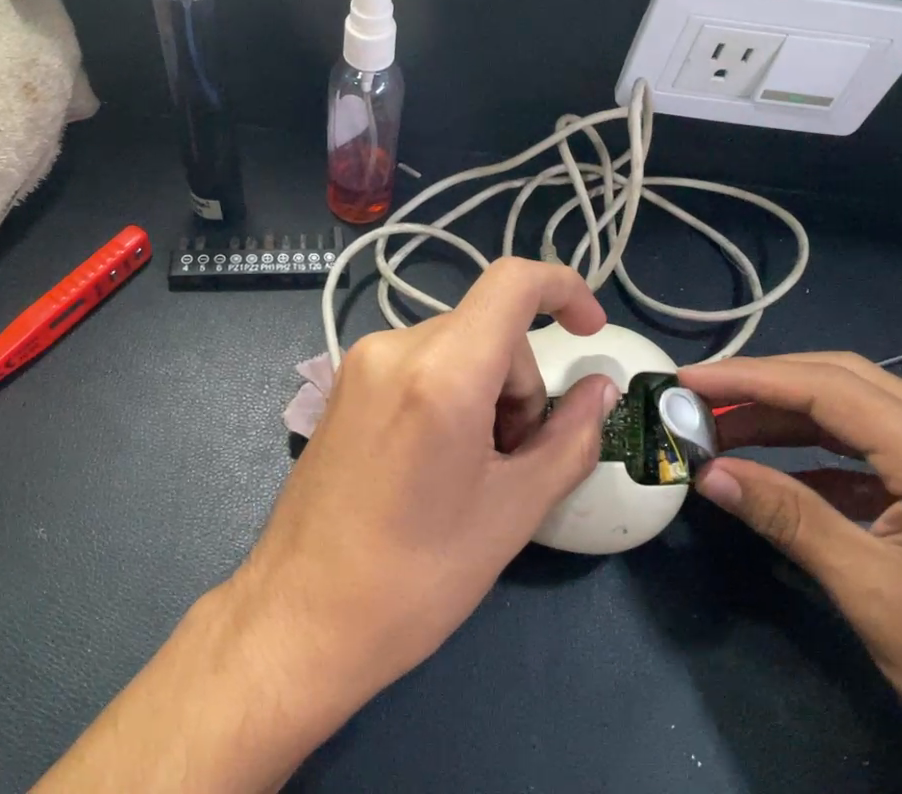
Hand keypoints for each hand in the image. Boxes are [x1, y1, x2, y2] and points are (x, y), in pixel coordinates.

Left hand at [244, 256, 618, 693]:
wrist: (301, 620)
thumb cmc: (418, 576)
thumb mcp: (514, 509)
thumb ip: (571, 437)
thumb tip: (601, 389)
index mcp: (441, 371)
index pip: (513, 282)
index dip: (565, 289)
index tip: (590, 333)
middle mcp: (393, 348)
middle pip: (489, 330)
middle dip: (521, 385)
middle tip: (514, 462)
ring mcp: (359, 365)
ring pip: (455, 349)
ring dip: (486, 393)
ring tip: (474, 473)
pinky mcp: (342, 388)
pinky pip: (418, 365)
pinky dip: (449, 394)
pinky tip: (437, 463)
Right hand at [680, 354, 901, 793]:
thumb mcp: (870, 591)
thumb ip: (788, 517)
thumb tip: (708, 473)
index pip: (829, 389)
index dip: (749, 378)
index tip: (684, 379)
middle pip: (847, 380)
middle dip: (766, 385)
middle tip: (697, 400)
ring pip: (863, 409)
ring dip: (791, 414)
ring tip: (724, 428)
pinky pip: (882, 448)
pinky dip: (824, 450)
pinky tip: (778, 470)